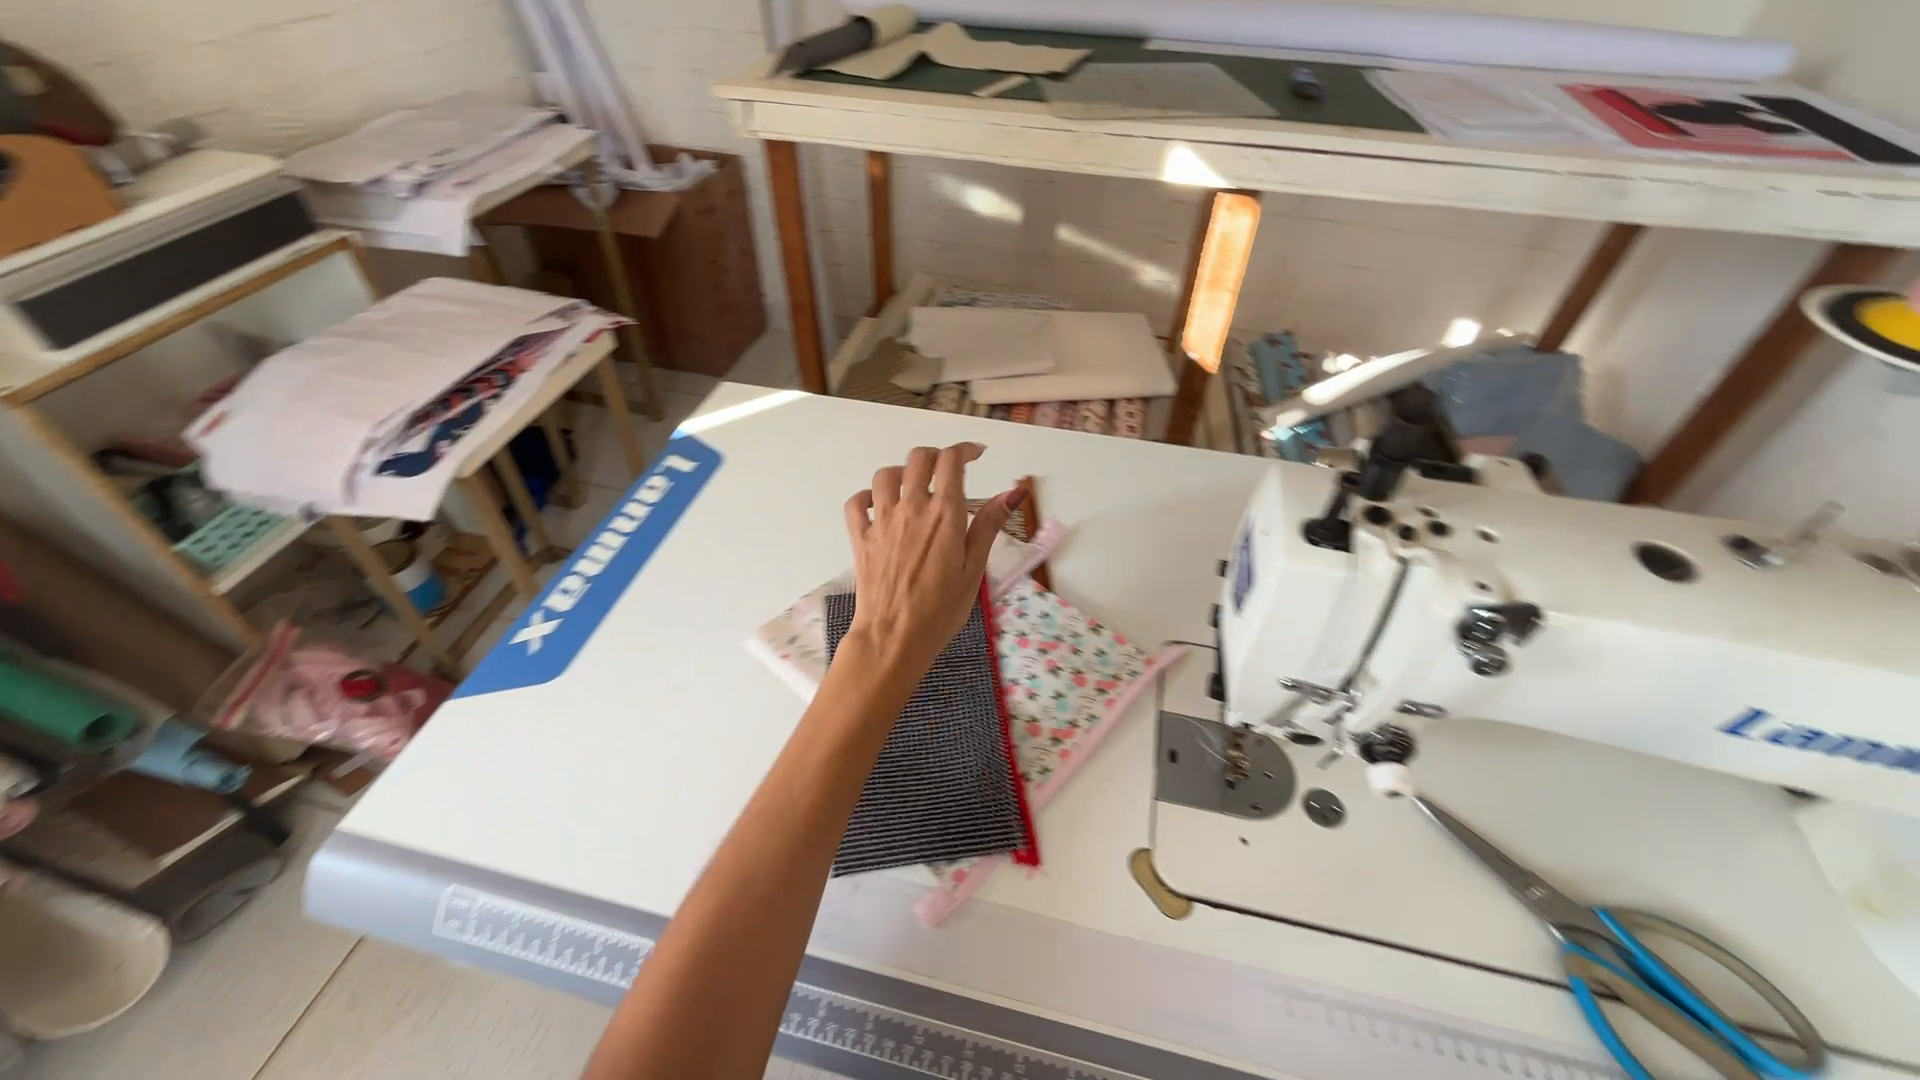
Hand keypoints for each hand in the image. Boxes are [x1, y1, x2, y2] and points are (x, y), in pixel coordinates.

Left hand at [841, 443, 1024, 679]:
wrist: (894, 638)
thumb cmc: (941, 610)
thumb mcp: (974, 570)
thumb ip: (988, 526)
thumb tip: (1013, 494)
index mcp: (944, 514)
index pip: (952, 462)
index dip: (965, 450)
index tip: (976, 454)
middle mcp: (911, 509)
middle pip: (918, 459)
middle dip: (936, 456)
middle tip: (948, 470)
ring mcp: (881, 521)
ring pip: (885, 475)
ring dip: (902, 472)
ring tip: (914, 487)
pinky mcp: (860, 538)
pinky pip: (856, 503)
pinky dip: (867, 496)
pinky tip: (880, 506)